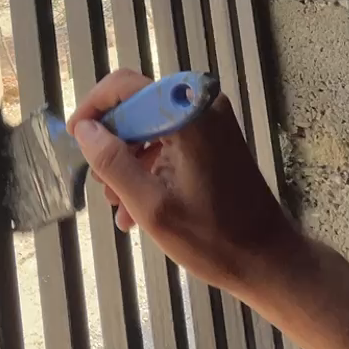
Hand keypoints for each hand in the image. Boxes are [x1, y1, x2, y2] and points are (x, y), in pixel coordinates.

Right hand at [68, 69, 300, 295]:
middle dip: (112, 141)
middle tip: (98, 179)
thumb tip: (85, 130)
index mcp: (187, 114)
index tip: (77, 136)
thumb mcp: (151, 206)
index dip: (94, 107)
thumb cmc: (213, 238)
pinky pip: (169, 137)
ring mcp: (211, 121)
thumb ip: (113, 162)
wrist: (271, 263)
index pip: (125, 86)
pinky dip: (150, 163)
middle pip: (137, 104)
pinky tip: (136, 206)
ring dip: (129, 158)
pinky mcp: (215, 138)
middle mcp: (200, 106)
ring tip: (116, 203)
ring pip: (151, 124)